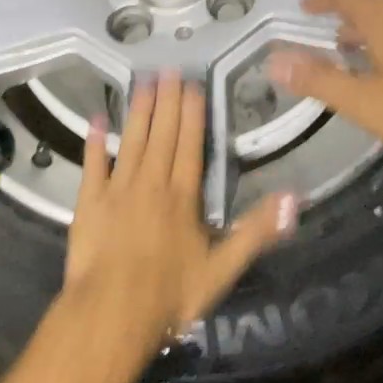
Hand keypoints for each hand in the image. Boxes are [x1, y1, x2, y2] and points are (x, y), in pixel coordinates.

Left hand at [57, 70, 298, 358]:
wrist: (112, 313)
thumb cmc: (170, 294)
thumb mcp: (222, 269)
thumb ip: (256, 231)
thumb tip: (294, 199)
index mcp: (183, 197)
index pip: (190, 145)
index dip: (192, 114)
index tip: (193, 85)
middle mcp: (151, 184)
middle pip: (161, 135)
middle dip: (166, 101)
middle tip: (167, 69)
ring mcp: (116, 190)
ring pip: (131, 142)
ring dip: (138, 111)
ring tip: (143, 82)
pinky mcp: (88, 203)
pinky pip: (92, 165)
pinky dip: (95, 142)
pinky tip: (96, 119)